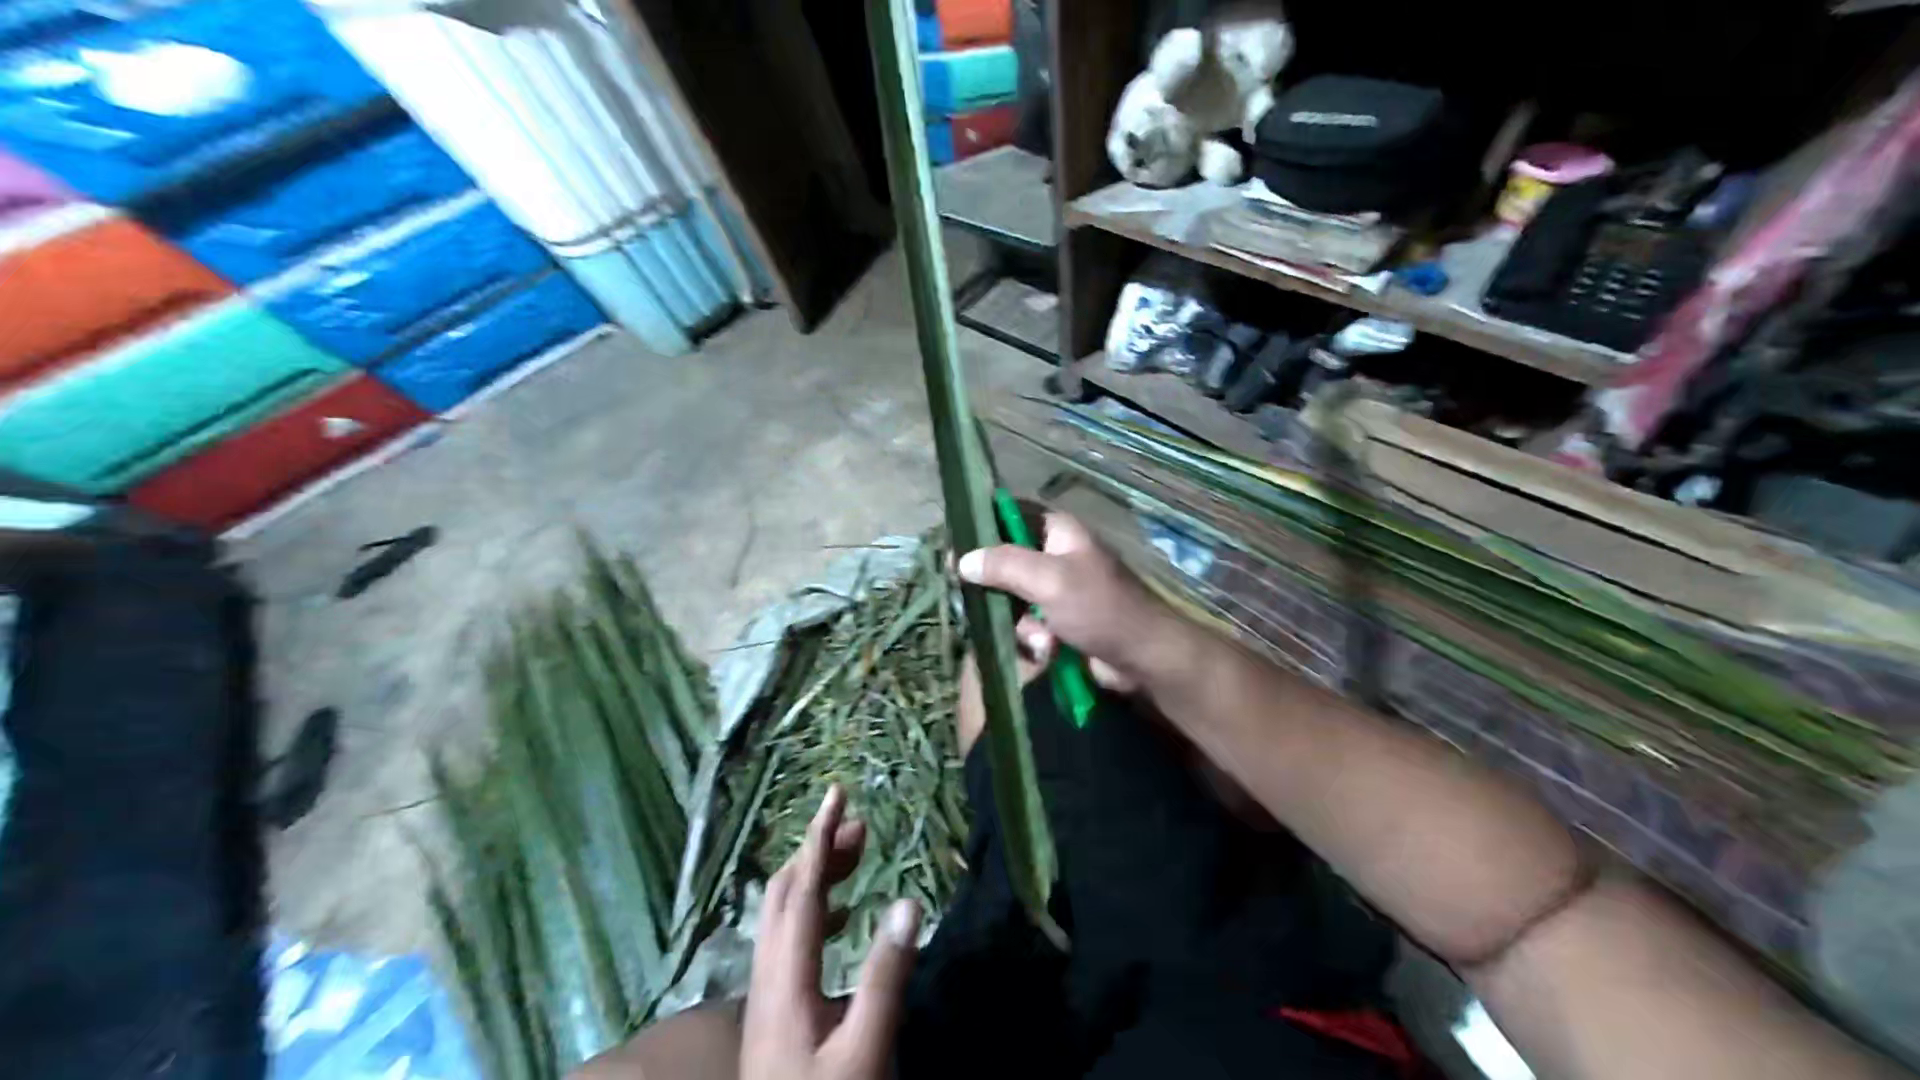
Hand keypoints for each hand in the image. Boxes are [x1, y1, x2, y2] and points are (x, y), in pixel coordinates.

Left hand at [741, 785, 920, 1079]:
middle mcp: (769, 972)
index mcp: (787, 976)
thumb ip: (885, 977)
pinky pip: (790, 935)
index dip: (820, 836)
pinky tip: (844, 916)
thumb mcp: (865, 1049)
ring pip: (784, 912)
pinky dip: (816, 908)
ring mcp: (767, 990)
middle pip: (787, 891)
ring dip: (817, 875)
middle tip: (861, 825)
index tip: (837, 792)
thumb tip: (908, 902)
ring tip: (857, 855)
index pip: (803, 888)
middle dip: (820, 849)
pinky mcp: (775, 1006)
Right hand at [958, 511, 1189, 693]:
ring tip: (1042, 639)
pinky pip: (1026, 623)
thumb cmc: (1100, 608)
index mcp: (1057, 531)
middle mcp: (1054, 555)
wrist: (1143, 658)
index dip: (980, 529)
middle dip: (997, 590)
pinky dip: (1033, 638)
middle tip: (982, 605)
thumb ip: (1004, 565)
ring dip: (1020, 623)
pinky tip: (1048, 652)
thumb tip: (962, 560)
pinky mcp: (1057, 620)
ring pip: (1011, 599)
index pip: (1008, 515)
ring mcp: (1055, 590)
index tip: (954, 552)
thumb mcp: (1049, 580)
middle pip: (1003, 561)